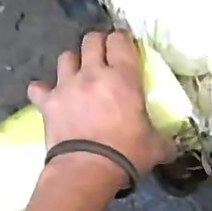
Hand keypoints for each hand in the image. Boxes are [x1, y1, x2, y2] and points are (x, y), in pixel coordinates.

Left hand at [27, 31, 174, 186]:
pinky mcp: (47, 102)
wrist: (87, 170)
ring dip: (73, 62)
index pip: (121, 41)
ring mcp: (67, 85)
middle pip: (91, 40)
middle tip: (104, 56)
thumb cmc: (126, 154)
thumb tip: (173, 147)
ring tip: (79, 74)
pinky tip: (49, 96)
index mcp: (123, 78)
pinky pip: (38, 87)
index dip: (123, 40)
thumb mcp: (155, 147)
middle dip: (98, 43)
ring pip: (66, 57)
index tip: (127, 48)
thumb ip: (164, 141)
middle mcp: (93, 73)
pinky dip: (43, 90)